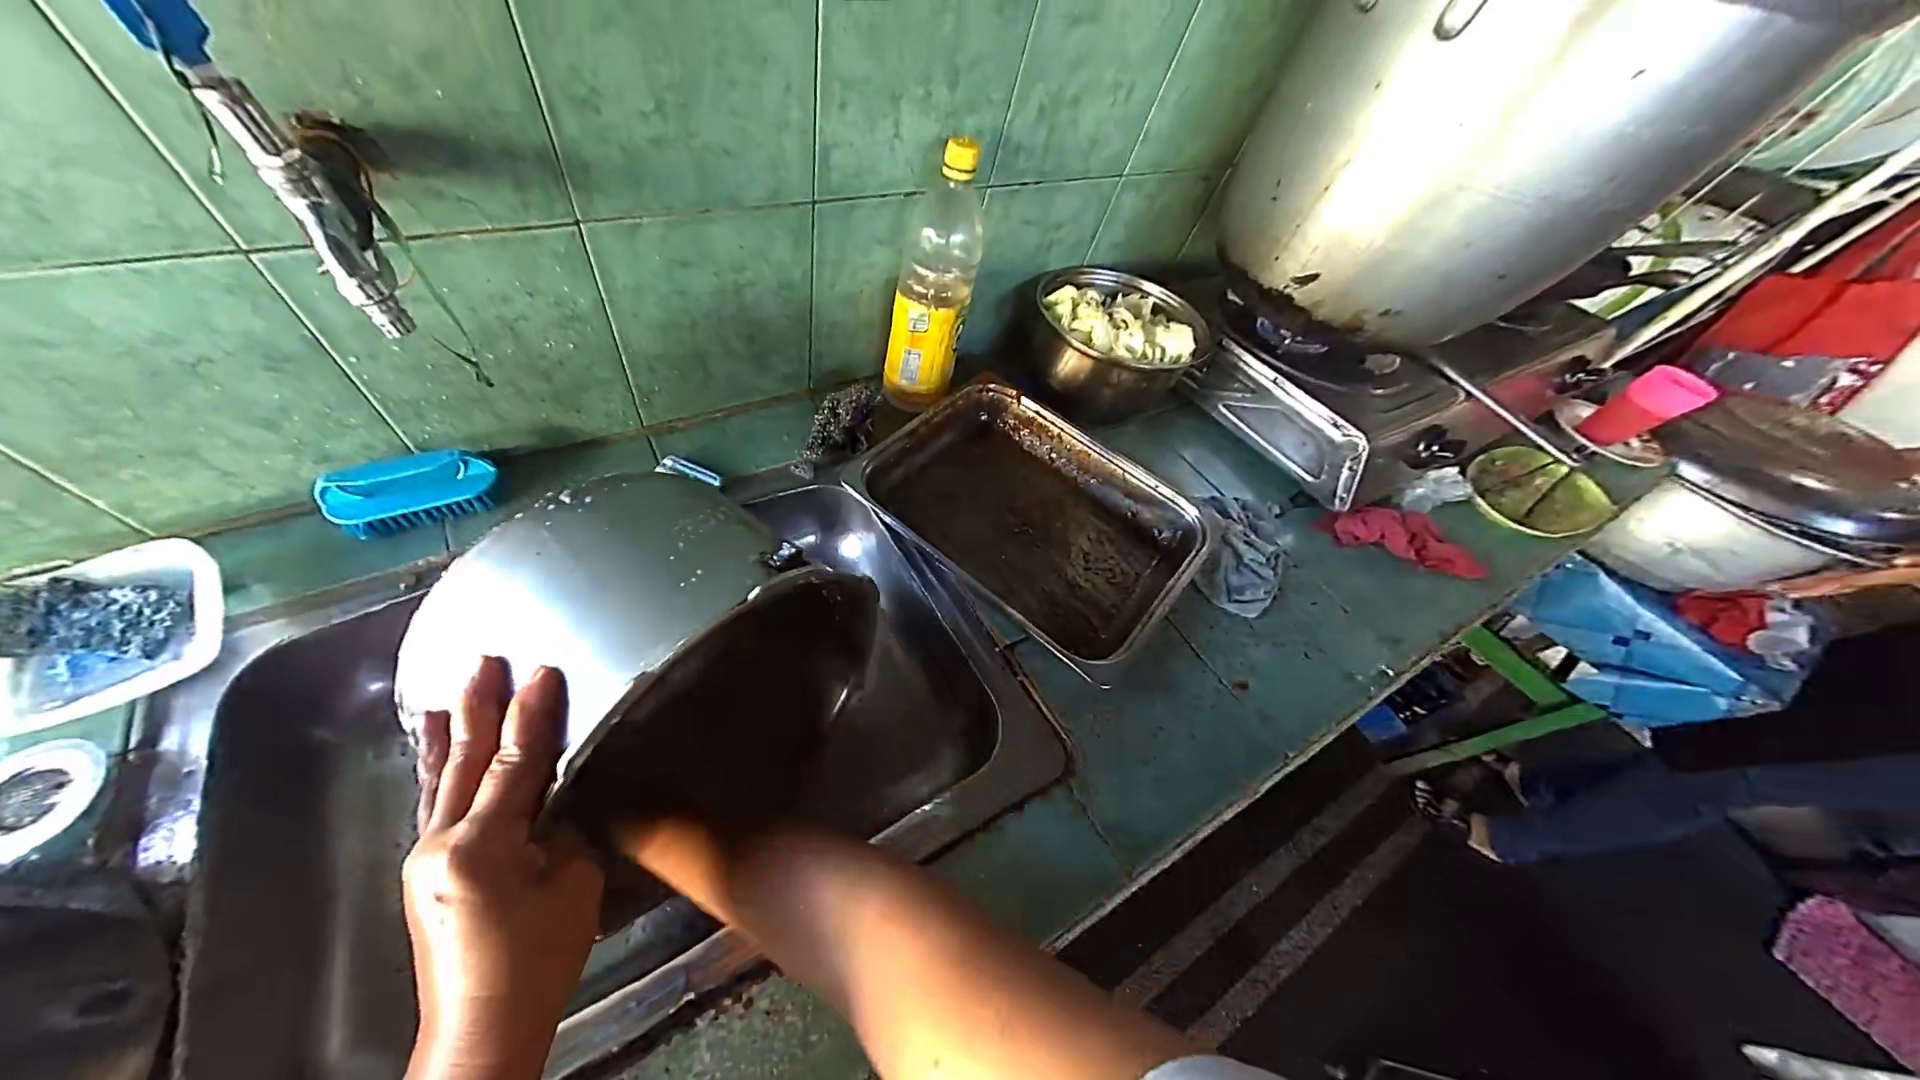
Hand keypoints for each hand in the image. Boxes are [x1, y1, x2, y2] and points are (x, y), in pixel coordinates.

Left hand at [403, 657, 604, 1079]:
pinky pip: (434, 803)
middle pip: (468, 761)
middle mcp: (441, 845)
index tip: (542, 672)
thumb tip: (556, 805)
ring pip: (441, 779)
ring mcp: (426, 857)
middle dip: (482, 707)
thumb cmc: (539, 958)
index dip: (532, 714)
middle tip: (486, 661)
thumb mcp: (573, 885)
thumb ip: (563, 832)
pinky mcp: (426, 870)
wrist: (483, 1024)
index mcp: (483, 846)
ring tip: (453, 693)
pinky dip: (439, 768)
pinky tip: (439, 750)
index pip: (516, 762)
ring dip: (453, 731)